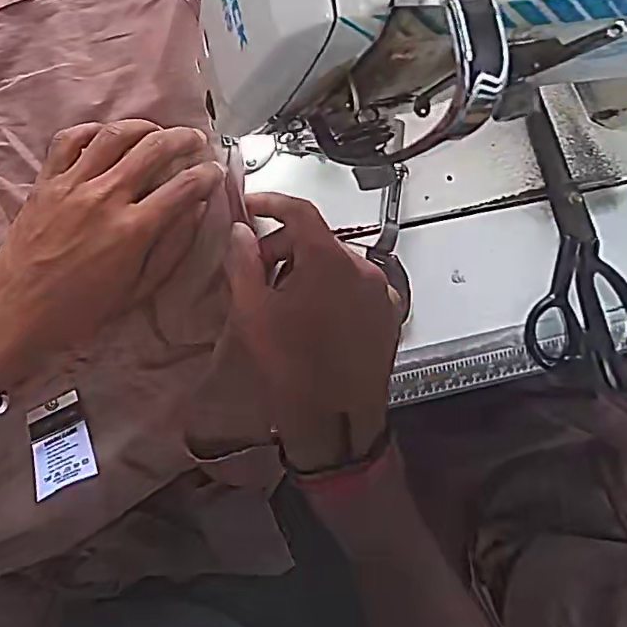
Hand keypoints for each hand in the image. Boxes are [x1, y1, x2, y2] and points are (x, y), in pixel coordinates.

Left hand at [0, 120, 223, 390]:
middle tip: (193, 140)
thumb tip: (196, 211)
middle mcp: (104, 199)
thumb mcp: (137, 290)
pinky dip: (91, 130)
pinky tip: (106, 135)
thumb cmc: (78, 310)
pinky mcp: (46, 182)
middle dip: (183, 139)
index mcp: (132, 231)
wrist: (17, 311)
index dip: (206, 174)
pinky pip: (68, 140)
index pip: (183, 187)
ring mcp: (72, 186)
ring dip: (143, 126)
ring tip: (156, 131)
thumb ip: (172, 249)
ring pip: (114, 135)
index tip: (213, 171)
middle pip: (154, 149)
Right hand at [225, 192, 403, 471]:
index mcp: (329, 261)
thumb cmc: (295, 372)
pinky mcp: (386, 315)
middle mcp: (361, 270)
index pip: (300, 210)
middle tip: (257, 275)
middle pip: (315, 238)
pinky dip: (329, 289)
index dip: (271, 202)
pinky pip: (351, 286)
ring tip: (282, 306)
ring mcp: (378, 294)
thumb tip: (240, 234)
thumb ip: (242, 261)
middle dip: (282, 249)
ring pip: (333, 262)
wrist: (335, 423)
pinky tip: (309, 319)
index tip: (254, 205)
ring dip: (305, 271)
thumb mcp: (253, 311)